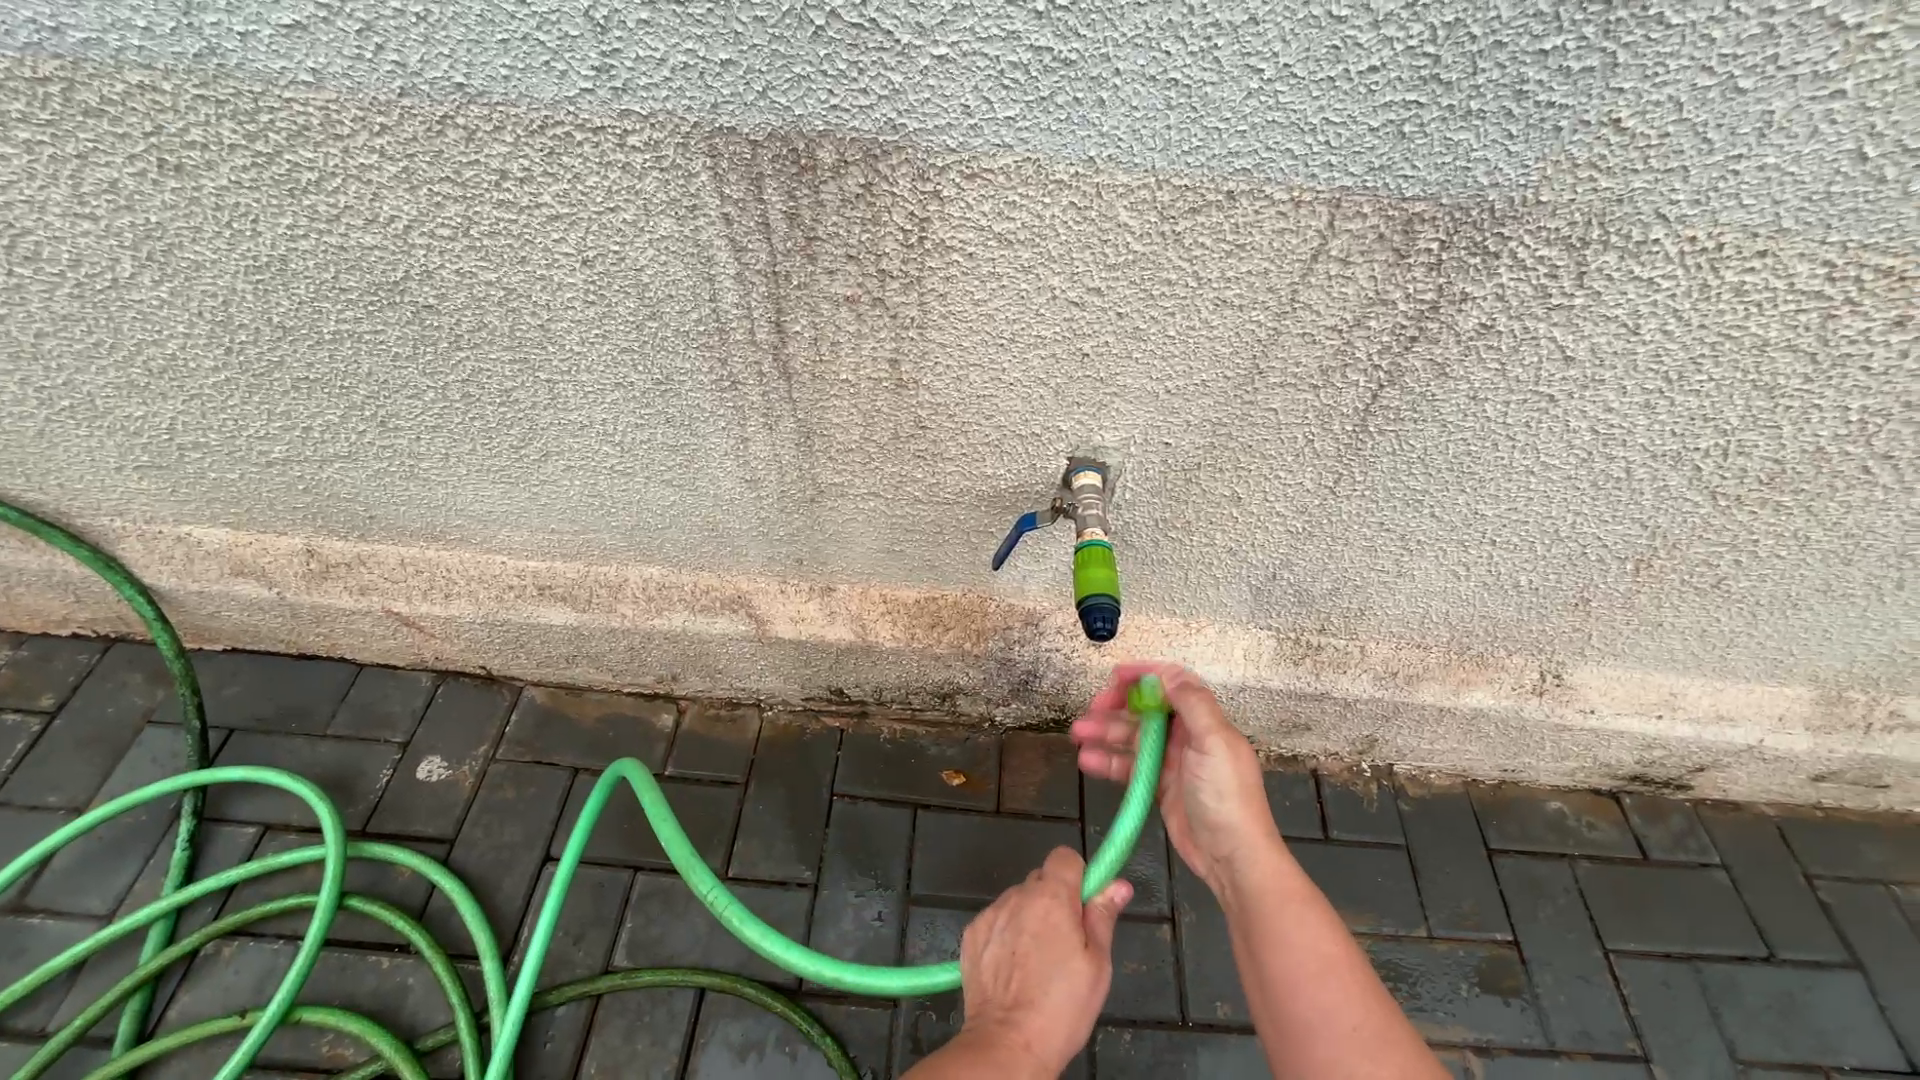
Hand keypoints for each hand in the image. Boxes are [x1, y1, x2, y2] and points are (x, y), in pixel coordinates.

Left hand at [954, 847, 1131, 1076]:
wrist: (1007, 1044)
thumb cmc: (1062, 1007)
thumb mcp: (1097, 963)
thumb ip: (1103, 915)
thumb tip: (1118, 883)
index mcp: (1051, 897)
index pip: (1065, 857)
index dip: (1078, 877)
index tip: (1085, 907)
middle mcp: (1016, 896)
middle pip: (1041, 879)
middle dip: (1056, 900)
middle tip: (1067, 943)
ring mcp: (990, 915)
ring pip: (1018, 901)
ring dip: (1030, 917)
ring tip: (1039, 963)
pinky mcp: (972, 935)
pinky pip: (997, 921)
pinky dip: (1007, 935)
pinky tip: (1014, 969)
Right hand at [1072, 662, 1278, 891]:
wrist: (1233, 857)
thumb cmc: (1228, 797)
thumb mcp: (1215, 744)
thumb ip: (1193, 705)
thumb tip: (1168, 675)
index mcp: (1205, 721)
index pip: (1173, 685)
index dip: (1145, 676)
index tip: (1115, 676)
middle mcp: (1188, 737)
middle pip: (1147, 710)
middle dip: (1118, 705)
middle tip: (1091, 707)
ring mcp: (1172, 762)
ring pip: (1133, 738)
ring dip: (1105, 732)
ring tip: (1077, 734)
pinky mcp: (1159, 787)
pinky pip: (1129, 767)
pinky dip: (1108, 762)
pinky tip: (1087, 761)